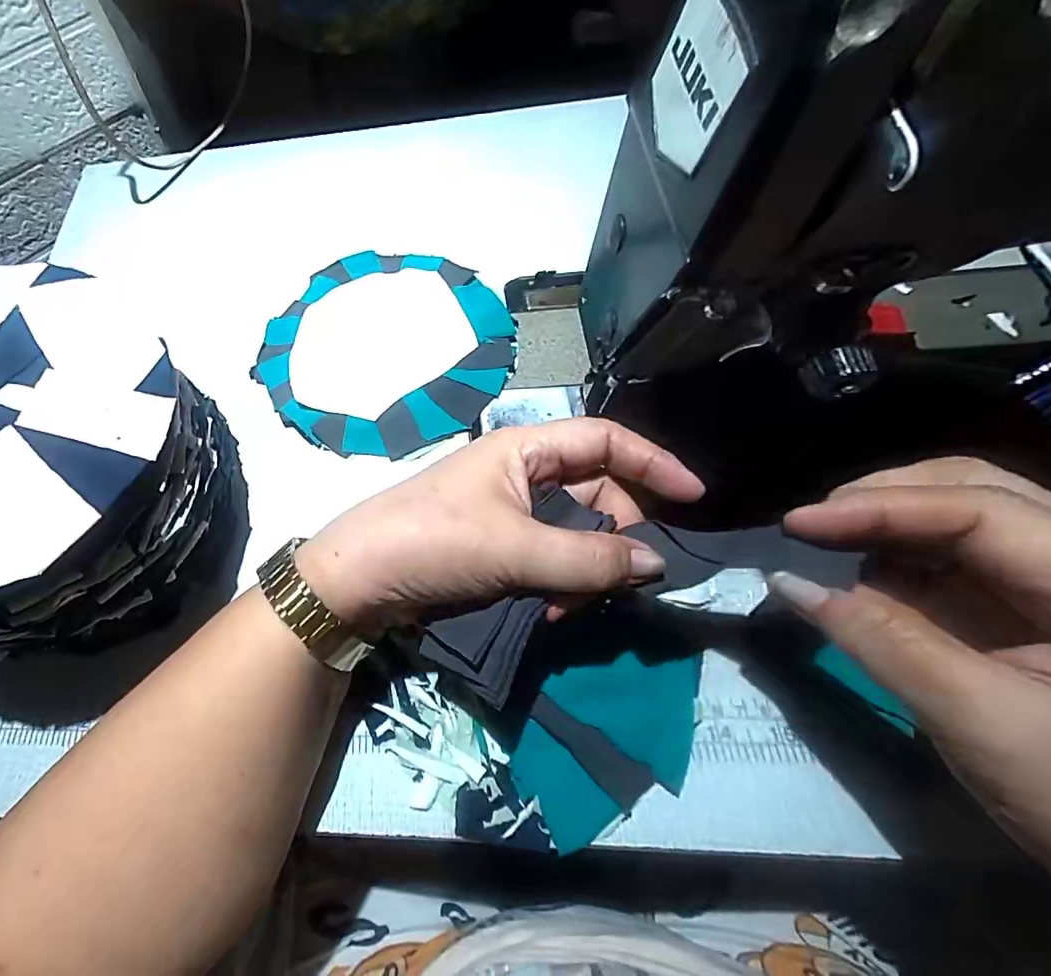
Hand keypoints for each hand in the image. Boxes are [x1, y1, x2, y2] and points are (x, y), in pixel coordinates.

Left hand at [297, 419, 703, 633]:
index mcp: (526, 448)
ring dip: (585, 569)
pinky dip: (561, 582)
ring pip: (578, 531)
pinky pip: (553, 556)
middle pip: (597, 491)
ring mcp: (513, 509)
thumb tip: (654, 564)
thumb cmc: (433, 542)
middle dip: (615, 535)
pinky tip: (547, 610)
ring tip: (566, 604)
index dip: (653, 462)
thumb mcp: (514, 549)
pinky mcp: (502, 544)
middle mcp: (524, 471)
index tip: (693, 497)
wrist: (357, 581)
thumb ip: (587, 558)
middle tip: (619, 578)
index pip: (606, 439)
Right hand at [772, 458, 1050, 974]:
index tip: (801, 520)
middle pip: (993, 498)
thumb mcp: (987, 730)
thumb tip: (787, 582)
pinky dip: (921, 574)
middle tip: (815, 525)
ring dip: (903, 535)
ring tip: (836, 552)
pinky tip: (880, 586)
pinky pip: (983, 577)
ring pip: (984, 530)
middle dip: (893, 503)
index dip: (886, 506)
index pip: (994, 511)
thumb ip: (883, 642)